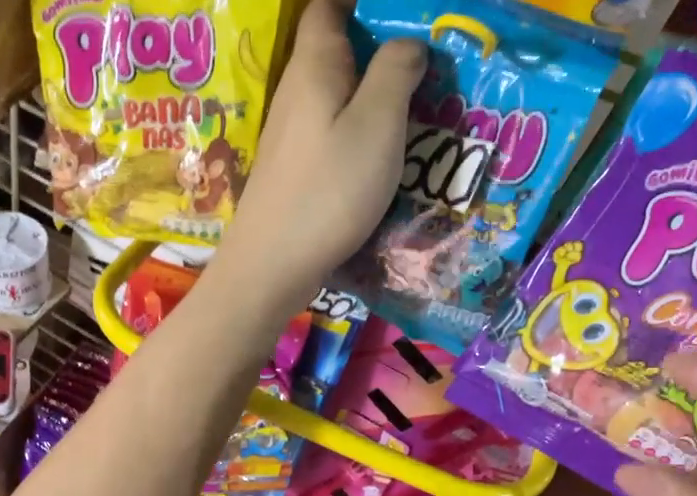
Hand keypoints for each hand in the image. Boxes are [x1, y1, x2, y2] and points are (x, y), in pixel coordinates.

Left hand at [213, 0, 425, 310]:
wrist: (270, 269)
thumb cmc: (327, 192)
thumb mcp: (377, 124)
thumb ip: (394, 73)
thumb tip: (406, 43)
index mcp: (313, 68)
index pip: (327, 7)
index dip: (359, 2)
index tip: (398, 14)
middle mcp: (294, 95)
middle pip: (334, 52)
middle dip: (377, 49)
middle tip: (426, 63)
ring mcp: (289, 139)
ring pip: (334, 99)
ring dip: (371, 96)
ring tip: (417, 105)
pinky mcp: (291, 175)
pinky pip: (329, 137)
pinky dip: (357, 135)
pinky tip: (383, 155)